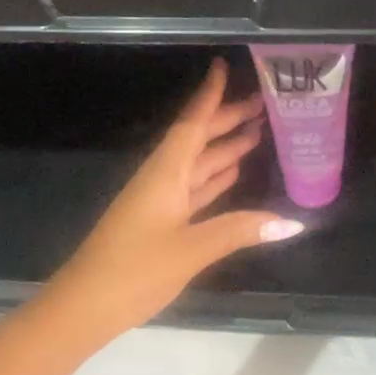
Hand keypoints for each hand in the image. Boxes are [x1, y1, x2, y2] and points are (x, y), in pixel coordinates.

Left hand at [44, 58, 303, 338]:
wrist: (83, 307)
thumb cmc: (134, 270)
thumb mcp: (192, 249)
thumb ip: (240, 230)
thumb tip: (292, 222)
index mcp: (165, 173)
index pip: (192, 124)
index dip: (209, 96)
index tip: (223, 68)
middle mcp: (162, 179)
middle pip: (197, 140)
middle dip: (227, 119)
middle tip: (262, 103)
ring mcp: (159, 201)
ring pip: (196, 164)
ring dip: (223, 147)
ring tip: (256, 132)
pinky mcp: (159, 223)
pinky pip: (192, 189)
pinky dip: (213, 178)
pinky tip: (232, 173)